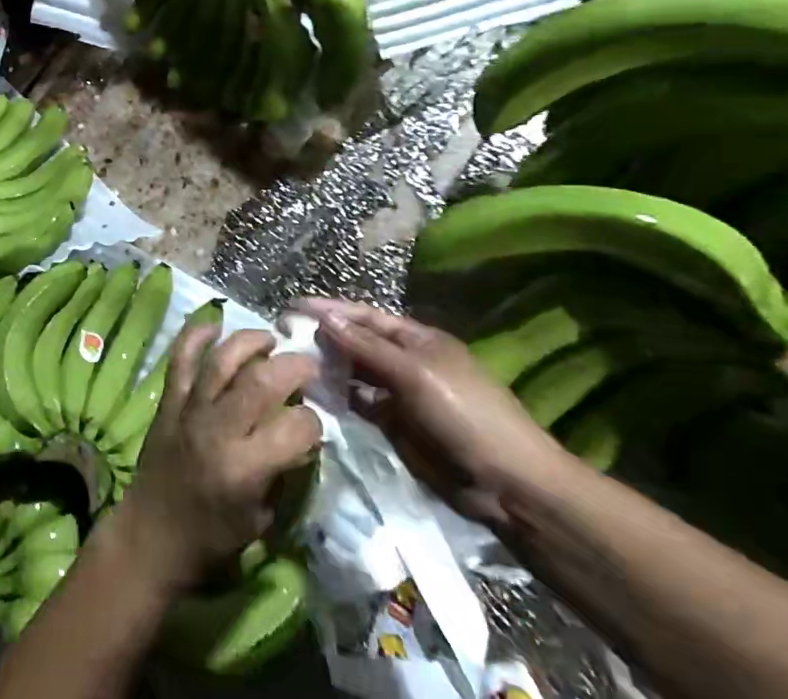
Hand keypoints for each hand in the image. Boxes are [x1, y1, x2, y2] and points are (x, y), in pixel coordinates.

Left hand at [111, 326, 322, 594]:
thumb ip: (286, 471)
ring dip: (252, 341)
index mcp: (245, 468)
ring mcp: (188, 411)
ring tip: (271, 341)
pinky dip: (196, 335)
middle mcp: (218, 431)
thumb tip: (306, 434)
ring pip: (223, 359)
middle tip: (308, 368)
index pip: (297, 426)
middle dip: (296, 367)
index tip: (313, 425)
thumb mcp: (262, 517)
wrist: (149, 539)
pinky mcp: (167, 402)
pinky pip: (179, 358)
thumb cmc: (211, 537)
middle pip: (263, 379)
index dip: (314, 422)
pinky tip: (216, 325)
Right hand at [296, 298, 571, 525]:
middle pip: (359, 343)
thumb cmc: (464, 412)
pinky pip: (361, 406)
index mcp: (417, 338)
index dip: (331, 310)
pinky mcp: (396, 426)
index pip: (366, 316)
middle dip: (325, 338)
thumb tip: (325, 319)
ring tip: (290, 365)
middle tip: (283, 338)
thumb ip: (368, 348)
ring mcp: (401, 394)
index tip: (293, 307)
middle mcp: (406, 361)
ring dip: (329, 368)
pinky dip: (341, 400)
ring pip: (356, 375)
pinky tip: (315, 397)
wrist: (504, 480)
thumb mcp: (416, 373)